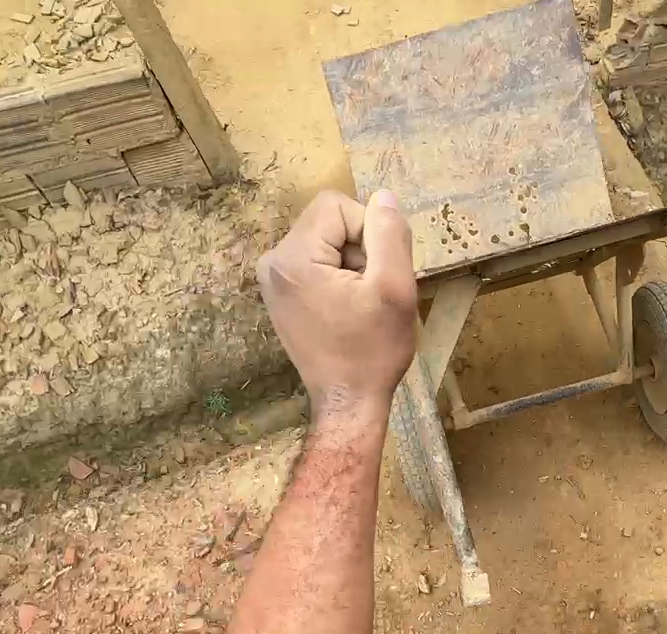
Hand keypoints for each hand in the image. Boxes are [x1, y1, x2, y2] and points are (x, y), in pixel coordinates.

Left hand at [256, 189, 417, 424]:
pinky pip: (317, 267)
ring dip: (353, 269)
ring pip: (326, 246)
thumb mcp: (395, 289)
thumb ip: (390, 235)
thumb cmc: (373, 352)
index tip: (378, 276)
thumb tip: (383, 197)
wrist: (348, 404)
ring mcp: (273, 283)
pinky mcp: (281, 299)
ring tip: (360, 308)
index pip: (338, 206)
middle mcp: (272, 263)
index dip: (370, 234)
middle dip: (360, 252)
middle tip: (371, 296)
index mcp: (293, 257)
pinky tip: (348, 314)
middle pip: (329, 225)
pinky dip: (339, 283)